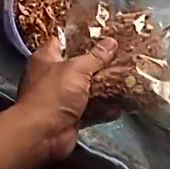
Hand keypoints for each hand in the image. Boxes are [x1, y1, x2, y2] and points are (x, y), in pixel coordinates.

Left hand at [12, 35, 118, 162]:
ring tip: (127, 79)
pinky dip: (104, 109)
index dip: (81, 37)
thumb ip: (95, 57)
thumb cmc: (54, 93)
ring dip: (104, 87)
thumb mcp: (76, 69)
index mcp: (46, 58)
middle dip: (99, 64)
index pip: (62, 41)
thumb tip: (111, 42)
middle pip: (78, 66)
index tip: (103, 35)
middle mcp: (52, 76)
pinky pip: (91, 110)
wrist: (42, 133)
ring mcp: (61, 98)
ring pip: (86, 89)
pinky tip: (122, 105)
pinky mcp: (71, 116)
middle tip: (122, 57)